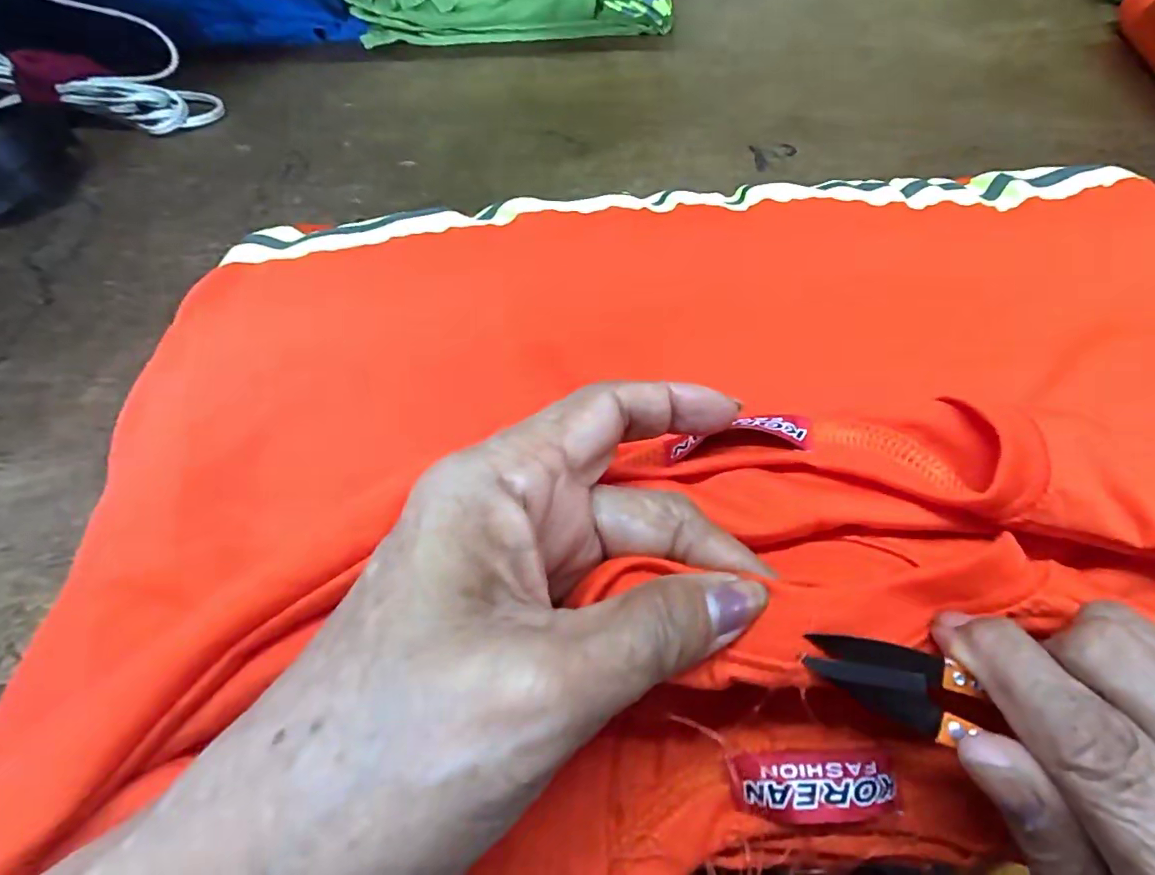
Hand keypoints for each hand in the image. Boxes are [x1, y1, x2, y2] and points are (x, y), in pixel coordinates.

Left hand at [63, 382, 771, 874]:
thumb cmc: (398, 751)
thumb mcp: (546, 683)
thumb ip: (658, 629)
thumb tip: (748, 598)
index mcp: (498, 490)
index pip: (602, 416)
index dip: (674, 402)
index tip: (737, 414)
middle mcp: (507, 520)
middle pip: (630, 501)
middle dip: (697, 539)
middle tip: (757, 596)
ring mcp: (511, 580)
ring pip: (622, 559)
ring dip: (680, 585)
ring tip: (734, 624)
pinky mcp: (516, 634)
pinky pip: (605, 605)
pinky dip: (653, 618)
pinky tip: (688, 643)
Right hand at [934, 604, 1154, 874]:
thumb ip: (1052, 837)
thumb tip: (977, 740)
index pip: (1109, 755)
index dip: (1021, 681)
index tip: (954, 633)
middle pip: (1131, 664)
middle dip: (1048, 651)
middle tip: (1004, 674)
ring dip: (1088, 654)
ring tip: (1065, 693)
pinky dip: (1140, 672)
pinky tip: (1133, 714)